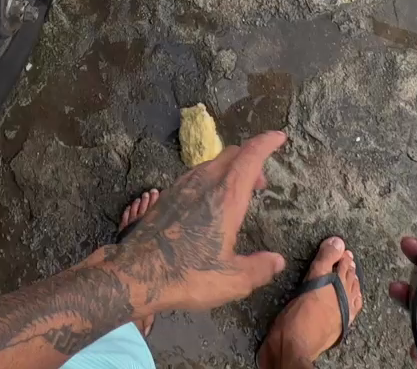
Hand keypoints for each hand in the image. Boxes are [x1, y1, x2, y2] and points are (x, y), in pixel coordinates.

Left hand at [105, 131, 288, 314]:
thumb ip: (259, 268)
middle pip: (232, 154)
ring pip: (213, 162)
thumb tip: (277, 260)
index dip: (266, 143)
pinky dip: (213, 177)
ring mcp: (183, 185)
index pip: (250, 157)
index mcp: (226, 198)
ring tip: (239, 193)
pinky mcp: (169, 193)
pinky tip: (212, 200)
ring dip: (231, 169)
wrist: (138, 271)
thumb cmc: (188, 275)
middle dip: (251, 159)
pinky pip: (197, 173)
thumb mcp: (232, 281)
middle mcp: (205, 183)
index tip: (279, 136)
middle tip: (261, 183)